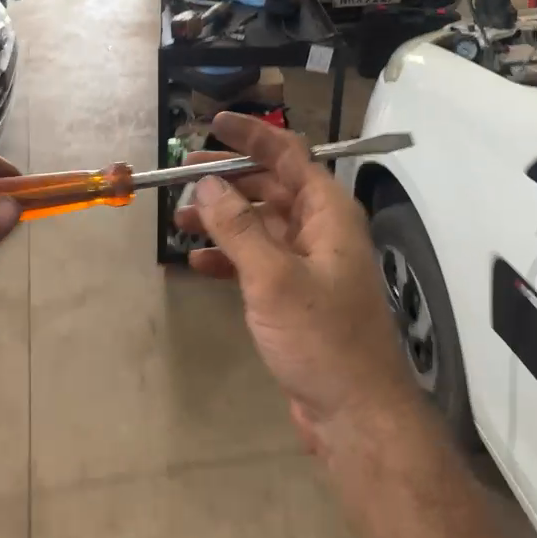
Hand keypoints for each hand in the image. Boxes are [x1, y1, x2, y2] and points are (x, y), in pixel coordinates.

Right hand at [175, 114, 422, 450]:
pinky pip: (258, 260)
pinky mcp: (295, 295)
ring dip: (223, 218)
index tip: (212, 123)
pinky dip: (229, 257)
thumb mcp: (274, 277)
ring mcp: (309, 263)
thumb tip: (209, 183)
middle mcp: (321, 229)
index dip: (251, 135)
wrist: (355, 414)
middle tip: (183, 173)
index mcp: (328, 212)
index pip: (288, 154)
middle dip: (229, 178)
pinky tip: (199, 263)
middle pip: (272, 186)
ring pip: (261, 224)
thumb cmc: (322, 337)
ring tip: (181, 219)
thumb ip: (238, 227)